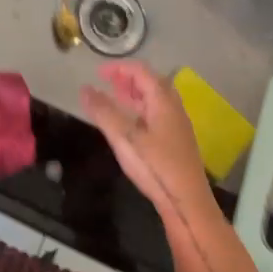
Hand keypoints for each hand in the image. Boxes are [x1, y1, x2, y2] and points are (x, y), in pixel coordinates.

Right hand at [80, 62, 218, 224]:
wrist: (188, 203)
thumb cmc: (156, 167)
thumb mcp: (124, 138)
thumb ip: (104, 112)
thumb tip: (85, 88)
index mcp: (163, 102)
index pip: (142, 72)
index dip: (119, 68)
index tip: (98, 72)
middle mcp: (173, 108)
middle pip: (151, 82)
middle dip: (128, 78)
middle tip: (106, 82)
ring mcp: (177, 126)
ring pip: (155, 99)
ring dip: (135, 93)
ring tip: (115, 97)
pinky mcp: (176, 142)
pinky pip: (157, 114)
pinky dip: (140, 109)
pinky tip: (130, 124)